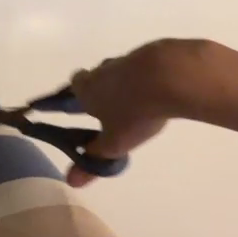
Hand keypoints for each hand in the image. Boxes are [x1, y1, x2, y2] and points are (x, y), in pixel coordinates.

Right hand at [66, 39, 216, 187]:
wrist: (171, 75)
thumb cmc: (135, 111)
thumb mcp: (114, 143)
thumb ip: (94, 159)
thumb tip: (71, 180)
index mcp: (86, 90)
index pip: (68, 91)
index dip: (66, 99)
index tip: (66, 106)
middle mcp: (100, 72)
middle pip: (91, 79)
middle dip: (94, 92)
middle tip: (103, 108)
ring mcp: (126, 61)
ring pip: (115, 73)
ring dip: (119, 85)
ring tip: (133, 102)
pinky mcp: (151, 56)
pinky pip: (141, 69)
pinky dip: (144, 79)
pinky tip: (156, 91)